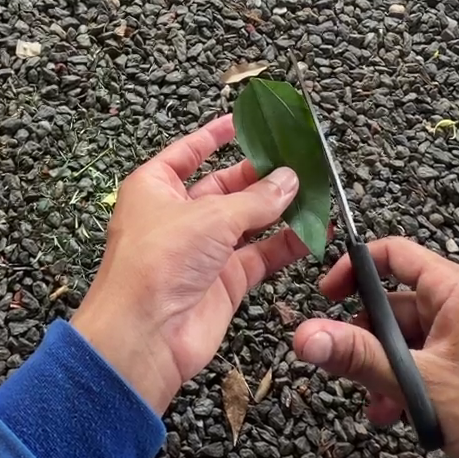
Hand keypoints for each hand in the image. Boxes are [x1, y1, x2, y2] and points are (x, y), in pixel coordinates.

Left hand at [72, 116, 308, 412]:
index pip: (188, 152)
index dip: (214, 136)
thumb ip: (254, 199)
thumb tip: (288, 179)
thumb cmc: (157, 262)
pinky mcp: (222, 281)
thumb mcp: (209, 217)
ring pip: (246, 220)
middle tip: (296, 159)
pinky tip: (313, 231)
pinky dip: (285, 244)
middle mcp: (177, 214)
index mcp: (155, 187)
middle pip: (223, 185)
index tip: (242, 121)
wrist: (144, 335)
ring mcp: (201, 249)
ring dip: (278, 208)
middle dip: (258, 174)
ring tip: (314, 190)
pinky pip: (259, 255)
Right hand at [292, 238, 458, 457]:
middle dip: (369, 336)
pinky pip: (437, 359)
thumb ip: (359, 358)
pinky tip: (402, 414)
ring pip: (415, 337)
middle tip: (350, 367)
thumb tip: (305, 335)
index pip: (394, 253)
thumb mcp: (422, 387)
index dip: (353, 268)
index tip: (326, 298)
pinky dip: (414, 381)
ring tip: (377, 405)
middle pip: (399, 301)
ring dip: (389, 367)